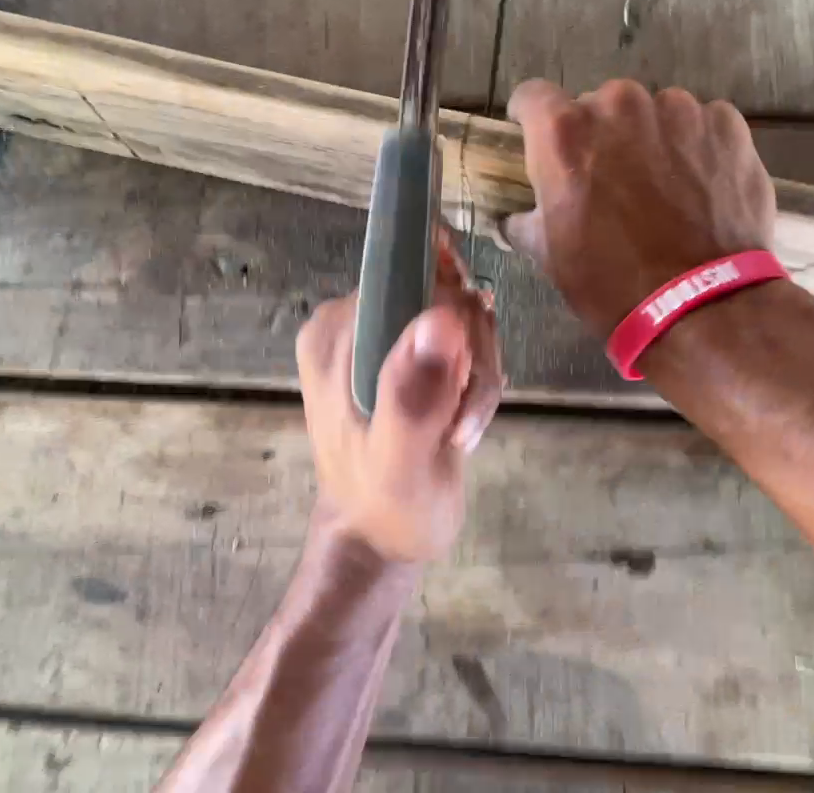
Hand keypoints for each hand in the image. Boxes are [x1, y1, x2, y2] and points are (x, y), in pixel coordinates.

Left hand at [294, 234, 501, 562]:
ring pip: (458, 316)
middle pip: (442, 292)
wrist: (379, 539)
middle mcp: (350, 320)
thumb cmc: (388, 509)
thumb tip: (441, 319)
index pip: (415, 275)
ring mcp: (375, 334)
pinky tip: (459, 422)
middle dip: (472, 353)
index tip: (467, 369)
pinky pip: (458, 337)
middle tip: (463, 413)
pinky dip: (473, 378)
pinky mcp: (399, 352)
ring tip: (460, 427)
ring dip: (477, 372)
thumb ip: (413, 395)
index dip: (456, 313)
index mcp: (336, 333)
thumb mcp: (400, 462)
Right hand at [502, 79, 776, 336]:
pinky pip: (699, 124)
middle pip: (598, 105)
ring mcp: (679, 110)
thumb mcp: (549, 254)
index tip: (539, 138)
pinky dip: (694, 147)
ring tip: (661, 187)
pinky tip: (699, 187)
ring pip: (652, 113)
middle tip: (610, 180)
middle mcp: (619, 106)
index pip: (533, 97)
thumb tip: (517, 216)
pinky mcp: (726, 125)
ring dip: (649, 139)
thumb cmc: (611, 282)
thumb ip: (526, 219)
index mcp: (566, 133)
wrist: (702, 306)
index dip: (532, 118)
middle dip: (599, 136)